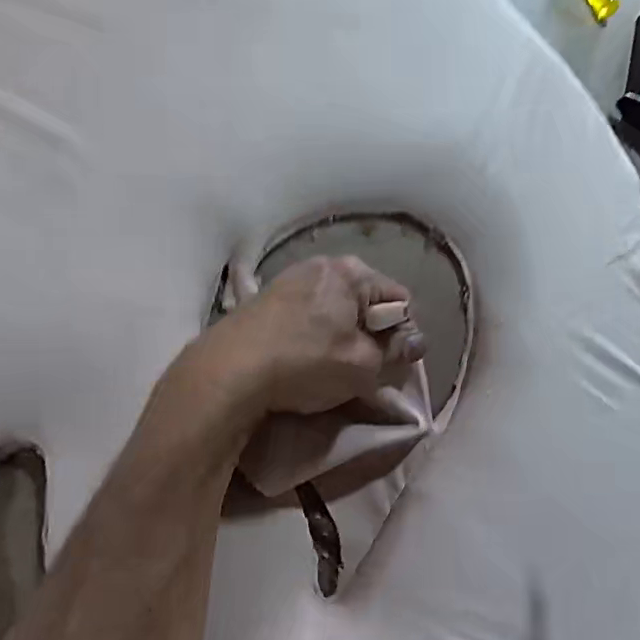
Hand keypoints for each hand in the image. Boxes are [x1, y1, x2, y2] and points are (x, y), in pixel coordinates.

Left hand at [214, 255, 425, 414]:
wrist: (225, 375)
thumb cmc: (305, 363)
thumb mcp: (364, 365)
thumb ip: (397, 352)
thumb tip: (414, 343)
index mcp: (351, 272)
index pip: (400, 300)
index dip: (403, 334)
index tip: (391, 362)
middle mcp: (321, 265)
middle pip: (366, 303)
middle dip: (371, 334)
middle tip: (362, 367)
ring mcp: (289, 279)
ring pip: (336, 310)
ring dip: (342, 335)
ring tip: (329, 366)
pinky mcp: (264, 299)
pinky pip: (308, 315)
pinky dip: (313, 334)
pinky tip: (301, 359)